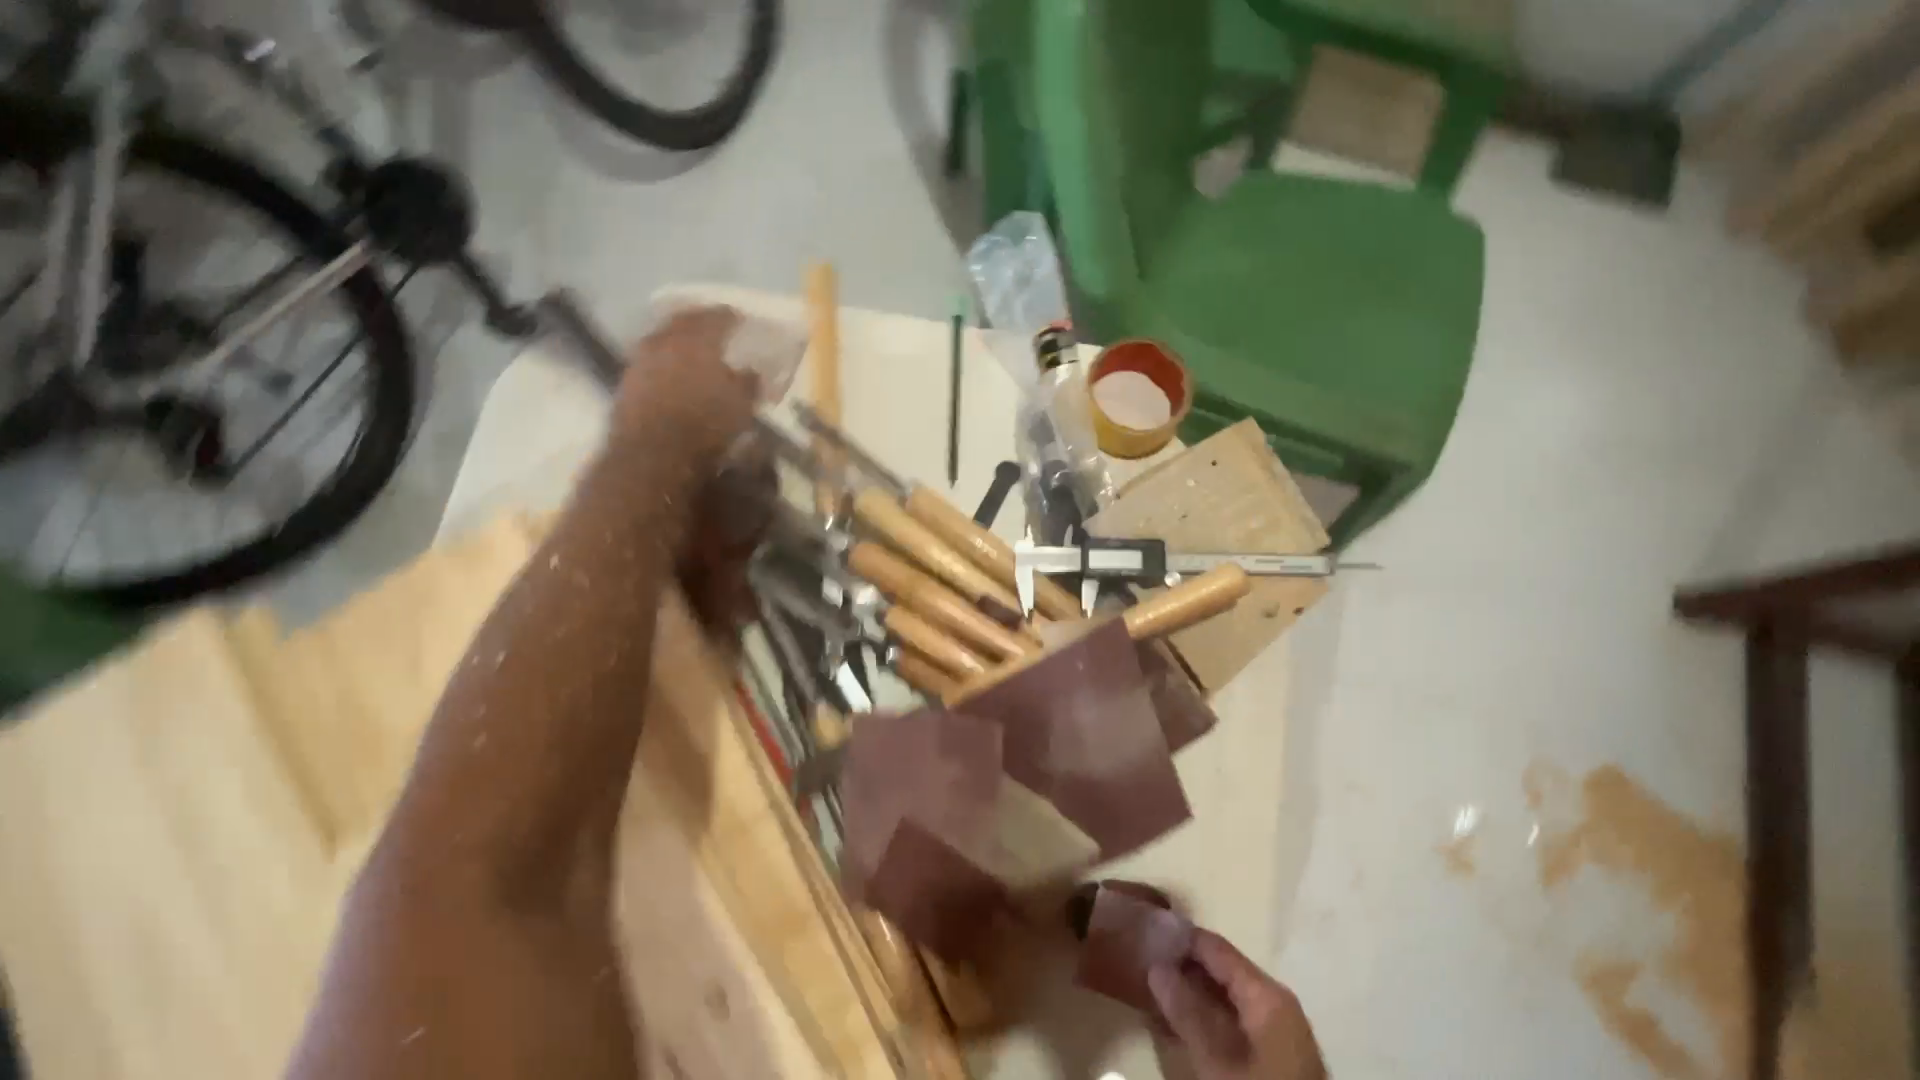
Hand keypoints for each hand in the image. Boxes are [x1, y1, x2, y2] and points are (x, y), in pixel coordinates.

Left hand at [613, 304, 760, 465]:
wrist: (652, 457)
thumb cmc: (705, 427)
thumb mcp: (741, 406)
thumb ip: (748, 383)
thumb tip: (751, 372)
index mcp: (697, 339)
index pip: (717, 316)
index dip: (731, 317)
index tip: (740, 320)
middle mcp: (666, 340)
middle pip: (684, 321)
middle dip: (700, 323)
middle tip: (713, 328)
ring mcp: (641, 359)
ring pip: (663, 339)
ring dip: (678, 342)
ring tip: (691, 351)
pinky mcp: (626, 382)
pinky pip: (649, 361)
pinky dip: (663, 363)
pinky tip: (672, 374)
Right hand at [1149, 931, 1325, 1079]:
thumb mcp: (1217, 1064)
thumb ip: (1186, 1013)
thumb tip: (1156, 967)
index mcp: (1267, 995)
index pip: (1216, 948)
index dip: (1179, 938)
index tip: (1142, 934)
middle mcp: (1275, 1002)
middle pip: (1222, 970)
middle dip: (1182, 967)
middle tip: (1139, 964)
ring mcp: (1277, 1029)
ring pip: (1226, 997)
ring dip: (1191, 995)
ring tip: (1149, 992)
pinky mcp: (1274, 1054)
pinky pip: (1234, 1020)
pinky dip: (1206, 1018)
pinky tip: (1176, 1025)